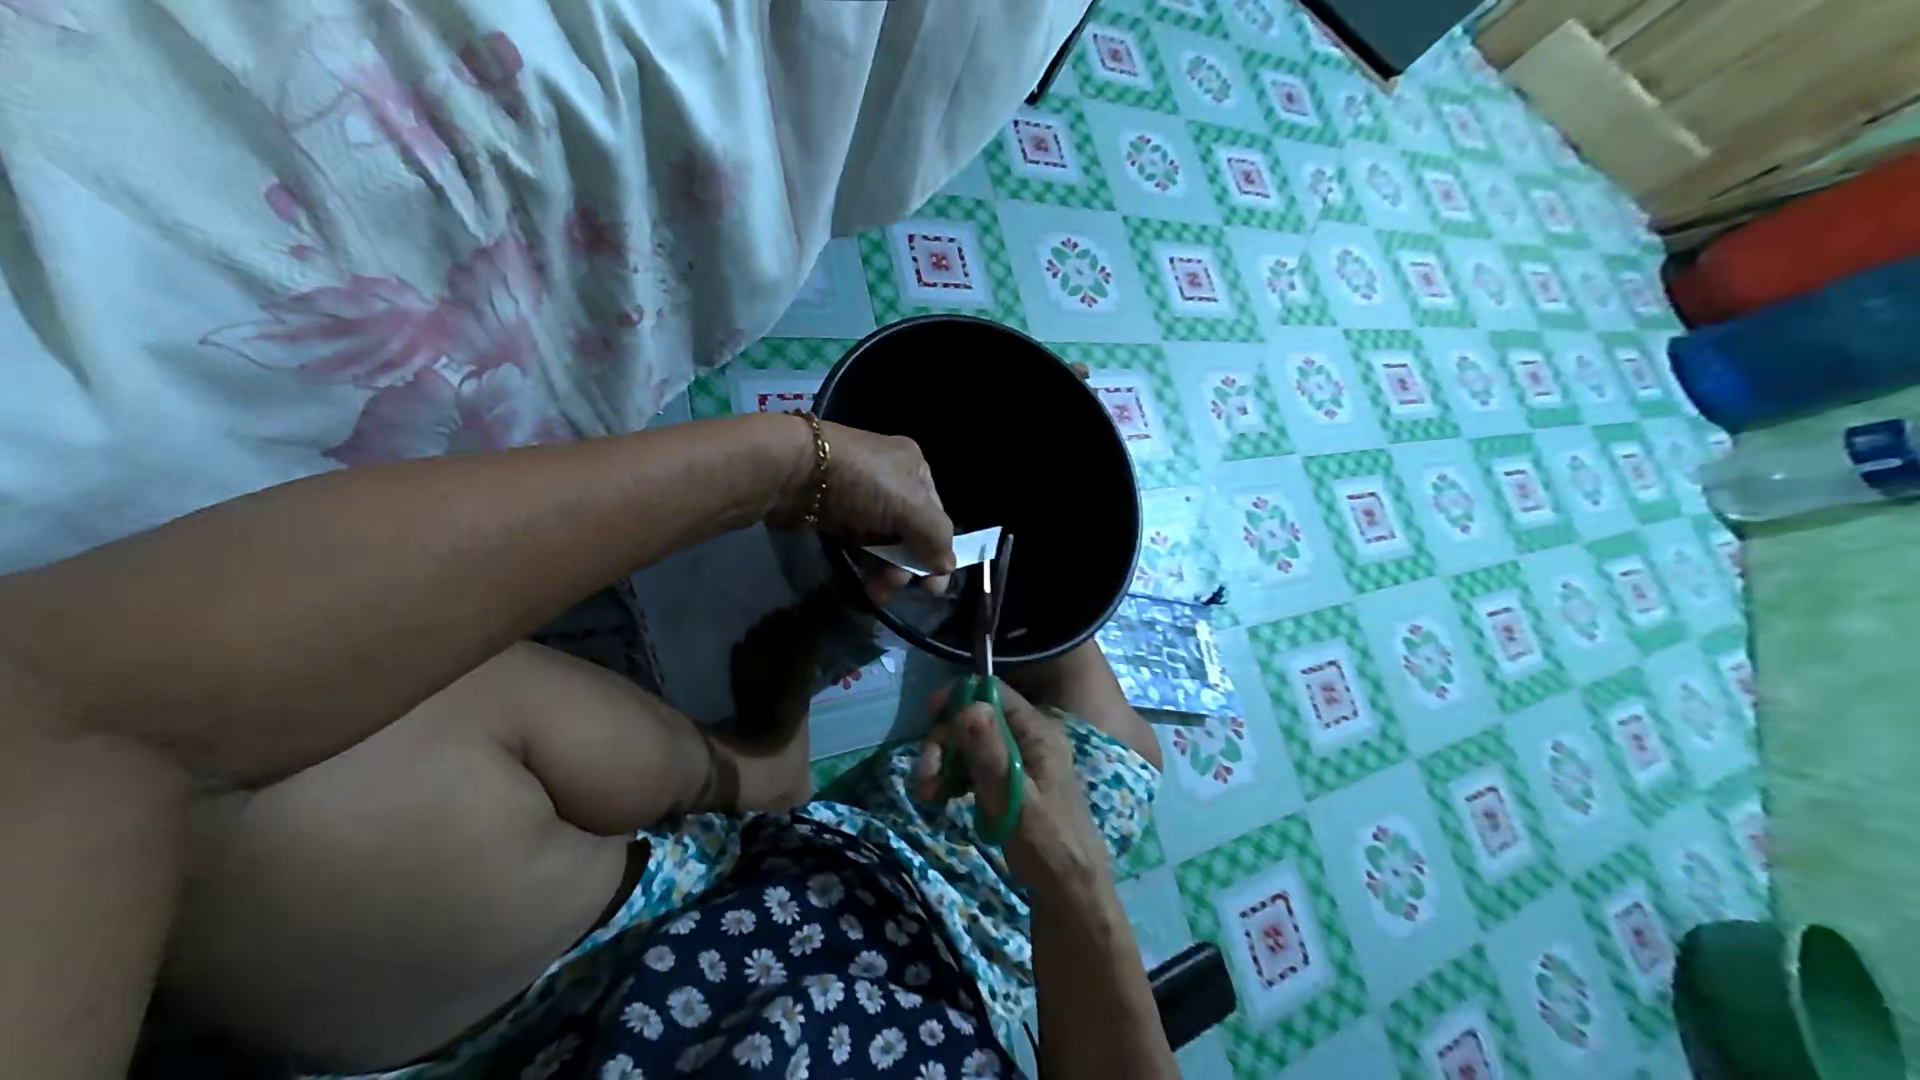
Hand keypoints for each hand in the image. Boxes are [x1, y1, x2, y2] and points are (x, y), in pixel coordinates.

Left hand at [770, 417, 954, 581]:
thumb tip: (947, 567)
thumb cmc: (861, 482)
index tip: (933, 586)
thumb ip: (935, 537)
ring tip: (877, 591)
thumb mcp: (910, 505)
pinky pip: (860, 544)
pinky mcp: (836, 514)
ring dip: (886, 570)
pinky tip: (864, 580)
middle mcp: (892, 479)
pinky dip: (865, 563)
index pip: (937, 516)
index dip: (938, 551)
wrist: (793, 470)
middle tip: (896, 585)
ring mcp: (862, 497)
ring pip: (885, 542)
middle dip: (907, 564)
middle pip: (911, 532)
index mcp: (915, 468)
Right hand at [913, 681, 1110, 901]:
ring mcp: (1019, 763)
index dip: (959, 696)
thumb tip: (968, 702)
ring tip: (926, 795)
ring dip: (944, 762)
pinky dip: (954, 779)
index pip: (993, 692)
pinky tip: (940, 800)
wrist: (1071, 897)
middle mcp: (1029, 740)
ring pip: (971, 744)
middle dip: (944, 740)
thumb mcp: (1013, 798)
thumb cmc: (1046, 846)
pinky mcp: (1010, 785)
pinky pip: (975, 768)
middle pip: (975, 719)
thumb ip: (990, 751)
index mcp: (1038, 733)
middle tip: (923, 777)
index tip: (930, 715)